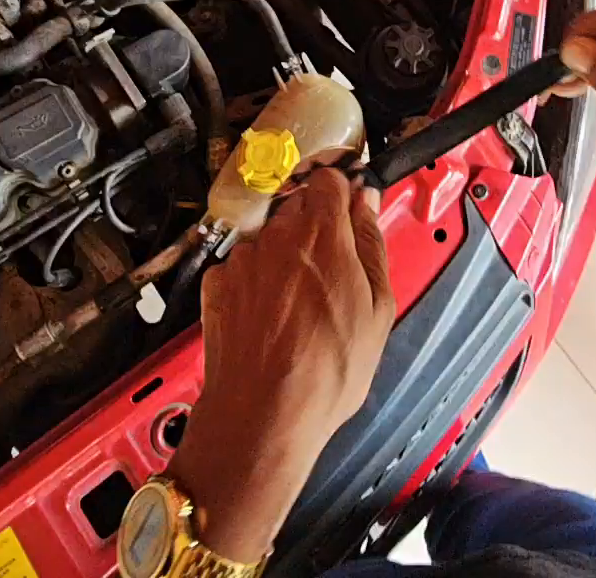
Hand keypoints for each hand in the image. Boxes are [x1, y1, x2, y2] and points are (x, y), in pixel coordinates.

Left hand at [166, 168, 394, 562]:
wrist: (261, 416)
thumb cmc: (326, 371)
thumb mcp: (378, 309)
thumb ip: (372, 244)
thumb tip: (368, 204)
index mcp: (324, 234)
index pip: (328, 179)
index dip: (341, 193)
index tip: (349, 212)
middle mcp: (278, 236)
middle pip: (298, 206)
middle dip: (315, 228)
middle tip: (330, 269)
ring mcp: (243, 258)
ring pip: (270, 237)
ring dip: (283, 255)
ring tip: (297, 304)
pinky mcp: (217, 283)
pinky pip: (241, 265)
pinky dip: (254, 281)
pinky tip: (268, 316)